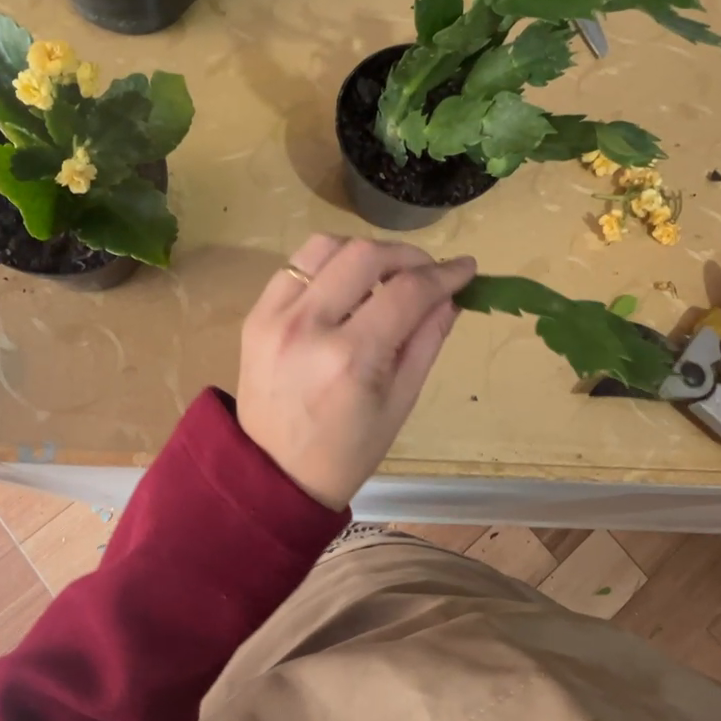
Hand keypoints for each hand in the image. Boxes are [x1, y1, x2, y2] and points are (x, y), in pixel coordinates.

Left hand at [237, 235, 476, 510]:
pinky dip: (327, 265)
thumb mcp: (400, 402)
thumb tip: (449, 296)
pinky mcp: (255, 315)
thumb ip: (426, 341)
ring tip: (384, 275)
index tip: (465, 268)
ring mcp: (274, 317)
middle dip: (406, 255)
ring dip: (363, 252)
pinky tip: (345, 286)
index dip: (444, 274)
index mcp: (350, 359)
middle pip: (365, 255)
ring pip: (325, 246)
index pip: (407, 292)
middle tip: (427, 271)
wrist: (273, 474)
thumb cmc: (347, 451)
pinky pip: (295, 266)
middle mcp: (309, 327)